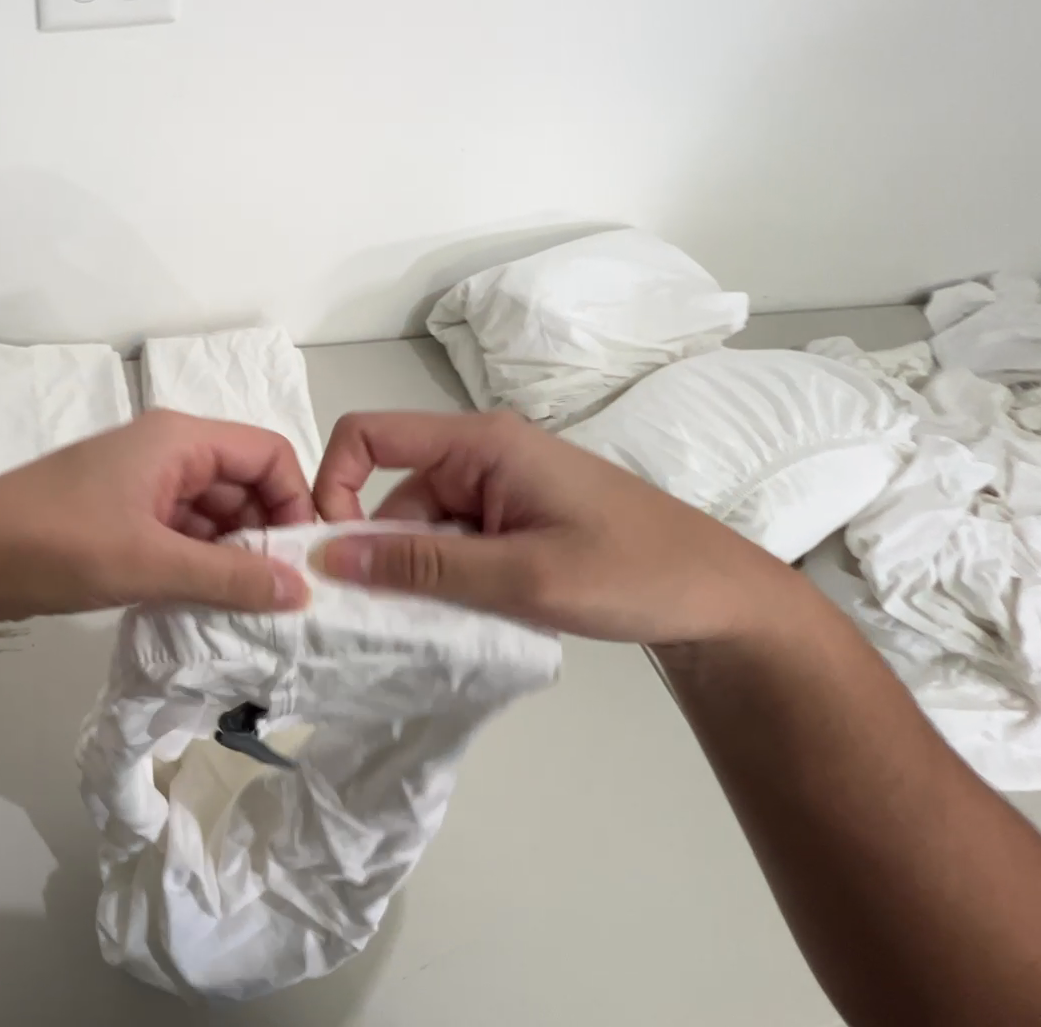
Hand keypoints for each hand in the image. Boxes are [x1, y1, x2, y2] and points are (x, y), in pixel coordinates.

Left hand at [0, 411, 315, 620]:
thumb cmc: (58, 545)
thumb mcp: (151, 563)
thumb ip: (229, 577)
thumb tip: (300, 591)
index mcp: (176, 439)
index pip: (266, 454)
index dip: (292, 503)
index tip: (298, 563)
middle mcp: (162, 451)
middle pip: (240, 484)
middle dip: (260, 536)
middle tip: (271, 596)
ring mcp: (137, 484)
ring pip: (208, 513)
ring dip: (227, 554)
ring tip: (239, 606)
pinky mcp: (117, 515)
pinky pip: (176, 532)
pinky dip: (193, 561)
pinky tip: (199, 600)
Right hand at [310, 410, 808, 644]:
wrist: (725, 601)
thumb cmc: (633, 574)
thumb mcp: (518, 576)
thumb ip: (419, 566)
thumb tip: (326, 557)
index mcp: (479, 443)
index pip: (368, 435)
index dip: (334, 482)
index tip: (335, 548)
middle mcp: (479, 455)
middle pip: (390, 494)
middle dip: (383, 551)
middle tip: (400, 611)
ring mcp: (495, 487)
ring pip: (417, 526)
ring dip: (418, 572)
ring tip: (454, 615)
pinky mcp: (509, 517)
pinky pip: (448, 542)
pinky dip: (444, 576)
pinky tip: (472, 608)